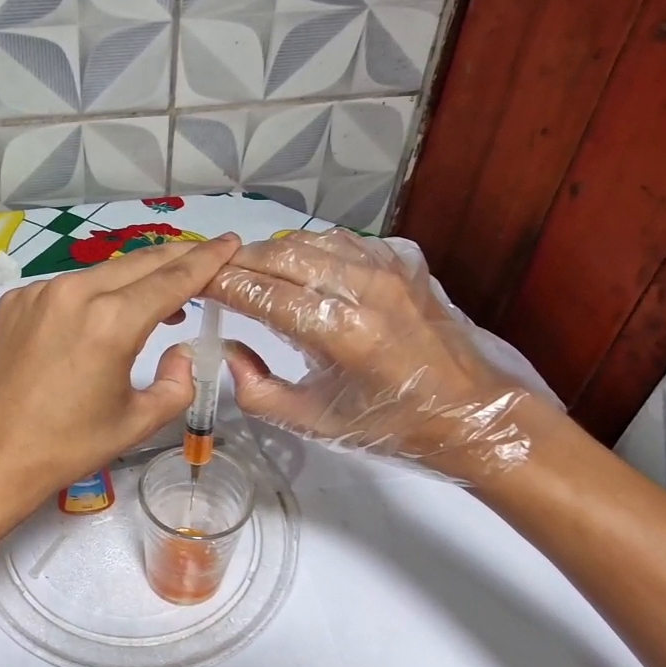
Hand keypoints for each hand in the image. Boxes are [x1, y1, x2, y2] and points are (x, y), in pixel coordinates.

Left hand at [0, 235, 240, 506]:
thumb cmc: (71, 446)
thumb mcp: (140, 421)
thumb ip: (178, 381)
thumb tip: (181, 350)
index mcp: (111, 322)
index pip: (172, 278)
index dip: (206, 260)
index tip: (231, 243)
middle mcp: (74, 293)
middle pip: (139, 263)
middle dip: (177, 259)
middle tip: (204, 261)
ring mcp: (38, 293)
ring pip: (101, 272)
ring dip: (134, 279)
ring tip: (158, 302)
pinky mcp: (14, 302)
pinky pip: (66, 287)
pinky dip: (92, 295)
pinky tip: (100, 319)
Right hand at [204, 228, 537, 480]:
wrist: (473, 412)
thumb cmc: (390, 425)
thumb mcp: (314, 422)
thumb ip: (257, 390)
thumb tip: (229, 349)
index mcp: (341, 332)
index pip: (261, 292)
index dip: (220, 285)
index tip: (192, 285)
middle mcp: (363, 287)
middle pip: (280, 255)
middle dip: (240, 263)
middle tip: (213, 276)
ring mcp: (388, 267)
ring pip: (309, 240)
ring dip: (273, 253)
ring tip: (251, 273)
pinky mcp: (405, 261)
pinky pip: (343, 242)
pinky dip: (312, 251)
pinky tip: (302, 271)